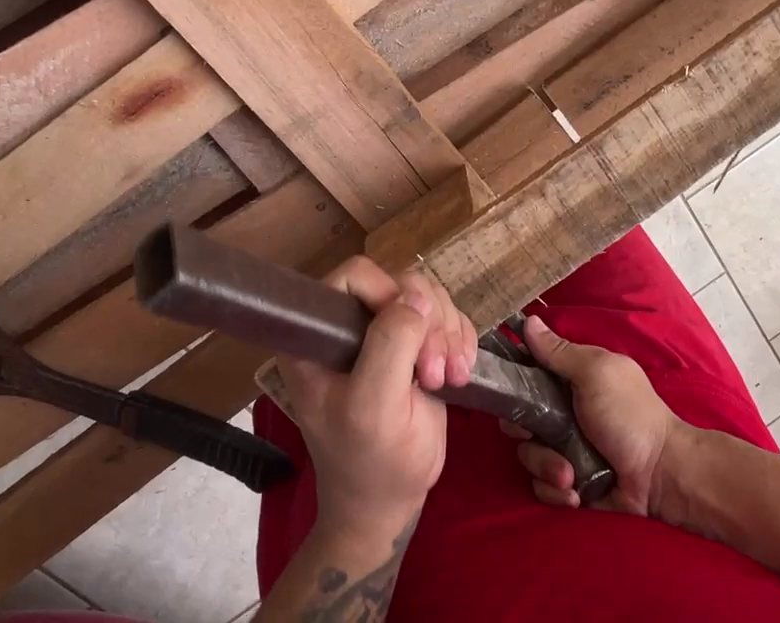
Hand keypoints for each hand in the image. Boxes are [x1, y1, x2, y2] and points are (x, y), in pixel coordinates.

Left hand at [270, 257, 477, 540]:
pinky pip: (448, 318)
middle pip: (402, 284)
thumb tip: (417, 296)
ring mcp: (386, 336)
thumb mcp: (374, 405)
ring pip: (430, 299)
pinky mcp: (417, 348)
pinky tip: (461, 374)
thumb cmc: (371, 462)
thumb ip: (390, 344)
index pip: (352, 277)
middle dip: (429, 324)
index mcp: (317, 337)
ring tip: (451, 378)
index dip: (387, 293)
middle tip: (435, 373)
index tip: (410, 333)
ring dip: (450, 335)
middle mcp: (349, 328)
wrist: (391, 502)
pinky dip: (462, 341)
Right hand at [500, 314, 692, 516]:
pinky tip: (577, 491)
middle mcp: (565, 411)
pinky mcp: (569, 481)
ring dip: (547, 466)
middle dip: (527, 432)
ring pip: (529, 456)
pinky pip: (543, 487)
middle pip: (519, 419)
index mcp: (572, 379)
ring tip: (571, 473)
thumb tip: (528, 320)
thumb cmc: (628, 414)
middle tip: (540, 435)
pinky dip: (557, 491)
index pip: (528, 376)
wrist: (659, 475)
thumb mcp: (595, 374)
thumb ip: (560, 352)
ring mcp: (566, 448)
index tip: (512, 395)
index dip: (516, 386)